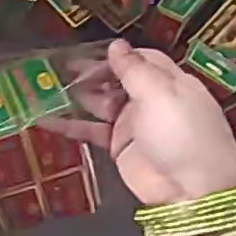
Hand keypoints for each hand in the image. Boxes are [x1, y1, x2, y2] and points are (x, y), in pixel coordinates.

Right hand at [42, 40, 235, 206]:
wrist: (189, 191)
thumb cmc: (183, 136)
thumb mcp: (161, 95)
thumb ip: (134, 70)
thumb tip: (115, 44)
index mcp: (170, 83)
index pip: (142, 59)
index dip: (117, 56)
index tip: (87, 54)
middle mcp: (151, 100)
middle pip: (117, 80)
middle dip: (92, 74)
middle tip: (61, 71)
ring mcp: (133, 124)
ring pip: (100, 103)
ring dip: (78, 96)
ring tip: (48, 88)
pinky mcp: (119, 146)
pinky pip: (90, 130)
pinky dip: (69, 125)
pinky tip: (46, 119)